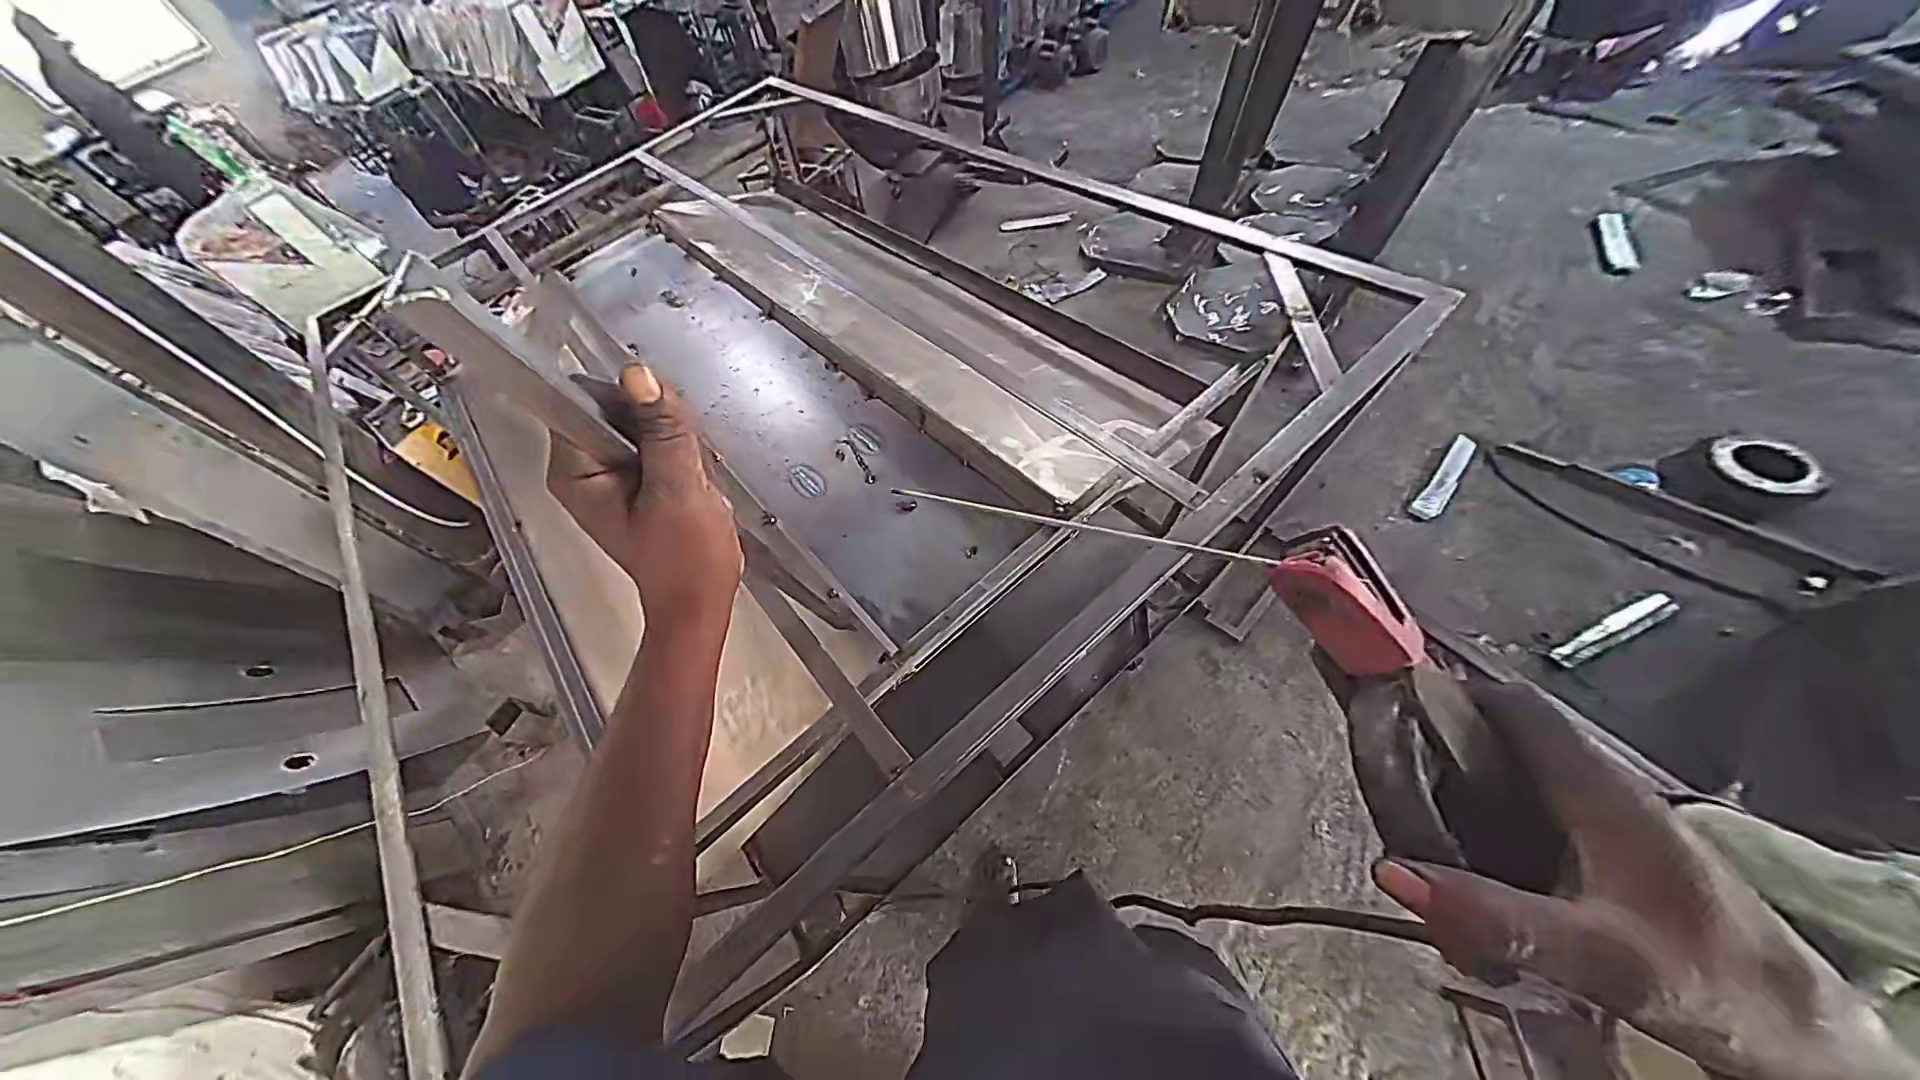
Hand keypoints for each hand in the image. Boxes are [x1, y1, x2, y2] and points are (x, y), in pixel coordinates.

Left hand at [547, 365, 742, 631]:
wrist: (702, 601)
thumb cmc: (686, 558)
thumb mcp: (678, 490)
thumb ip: (662, 431)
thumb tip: (640, 375)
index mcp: (576, 472)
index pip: (587, 404)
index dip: (628, 398)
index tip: (667, 413)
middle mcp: (585, 471)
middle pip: (616, 412)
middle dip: (659, 422)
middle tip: (689, 454)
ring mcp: (612, 478)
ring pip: (641, 427)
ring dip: (675, 440)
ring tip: (695, 471)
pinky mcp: (638, 484)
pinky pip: (656, 447)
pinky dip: (680, 454)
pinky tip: (696, 477)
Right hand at [1372, 683, 1917, 1079]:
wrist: (1800, 1038)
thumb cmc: (1715, 984)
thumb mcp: (1605, 959)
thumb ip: (1499, 918)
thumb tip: (1389, 871)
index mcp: (1601, 789)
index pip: (1514, 704)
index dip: (1450, 687)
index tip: (1386, 694)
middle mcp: (1594, 787)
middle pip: (1498, 731)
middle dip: (1432, 732)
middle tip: (1374, 751)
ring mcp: (1595, 815)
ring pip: (1504, 766)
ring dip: (1448, 771)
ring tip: (1396, 796)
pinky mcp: (1593, 843)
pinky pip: (1515, 802)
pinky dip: (1471, 805)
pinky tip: (1449, 841)